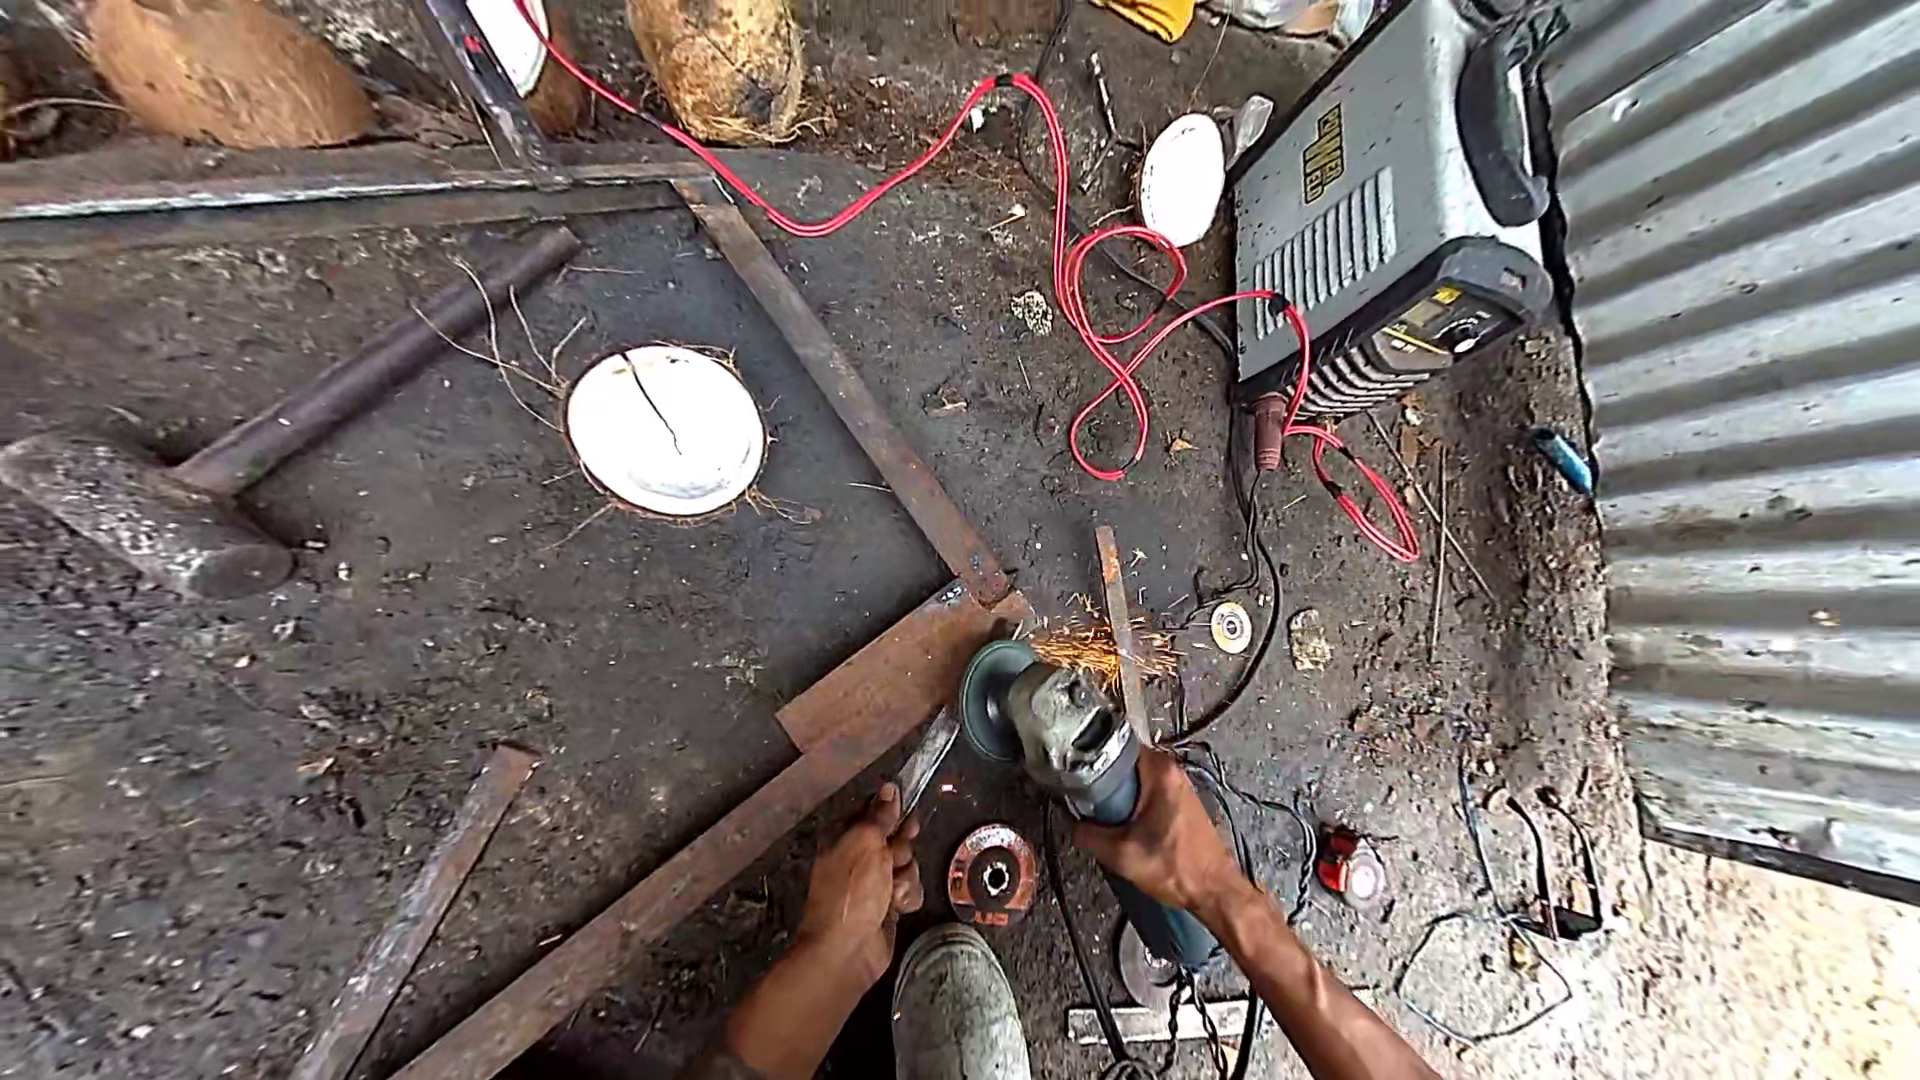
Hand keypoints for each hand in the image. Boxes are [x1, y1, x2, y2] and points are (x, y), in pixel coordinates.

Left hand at [796, 782, 923, 985]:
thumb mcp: (866, 842)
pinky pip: (911, 887)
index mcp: (846, 834)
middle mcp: (860, 854)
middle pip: (897, 835)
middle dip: (901, 848)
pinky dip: (907, 896)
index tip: (905, 817)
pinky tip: (897, 906)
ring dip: (905, 876)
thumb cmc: (852, 888)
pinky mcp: (890, 903)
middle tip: (893, 859)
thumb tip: (890, 787)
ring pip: (908, 862)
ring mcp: (875, 880)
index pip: (876, 810)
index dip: (892, 812)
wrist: (846, 950)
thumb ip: (881, 814)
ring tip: (892, 891)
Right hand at [1072, 748, 1247, 912]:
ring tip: (1105, 814)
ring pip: (1137, 778)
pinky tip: (1126, 824)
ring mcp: (1180, 786)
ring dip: (1120, 793)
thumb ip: (1087, 834)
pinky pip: (1149, 791)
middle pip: (1126, 763)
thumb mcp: (1120, 853)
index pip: (1117, 745)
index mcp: (1160, 771)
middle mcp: (1173, 772)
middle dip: (1105, 780)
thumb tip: (1069, 823)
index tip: (1078, 771)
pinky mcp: (1182, 802)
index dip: (1093, 756)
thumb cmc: (1178, 869)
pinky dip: (1135, 802)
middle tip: (1089, 799)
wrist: (1215, 893)